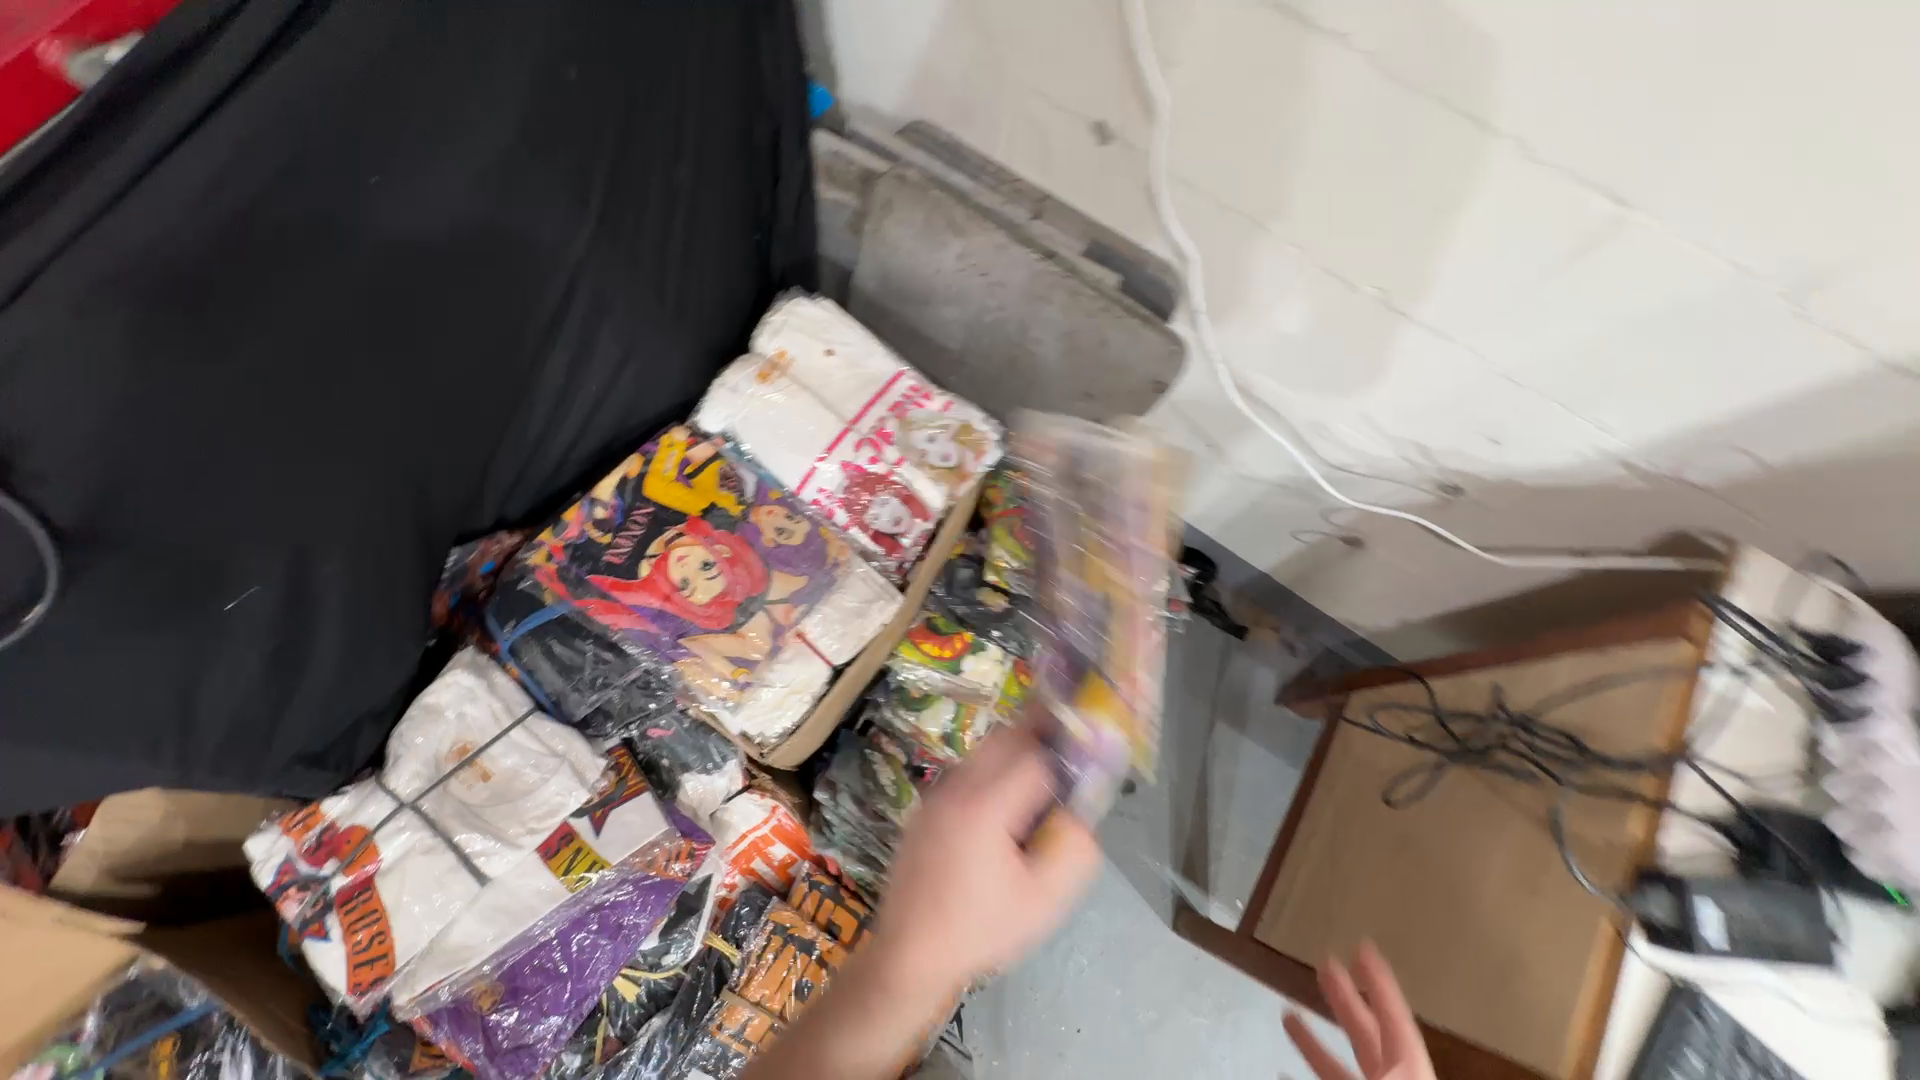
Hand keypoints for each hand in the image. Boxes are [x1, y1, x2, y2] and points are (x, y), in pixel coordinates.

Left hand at [867, 725, 1101, 993]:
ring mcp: (935, 795)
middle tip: (1064, 765)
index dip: (1063, 759)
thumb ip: (1074, 850)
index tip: (1080, 773)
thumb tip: (1081, 813)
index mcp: (986, 805)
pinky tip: (1001, 814)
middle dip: (1039, 741)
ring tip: (1036, 790)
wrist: (910, 954)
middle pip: (1006, 737)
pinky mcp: (925, 808)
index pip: (1034, 754)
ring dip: (1014, 755)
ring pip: (983, 751)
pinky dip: (990, 774)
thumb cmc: (980, 929)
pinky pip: (965, 772)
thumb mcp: (1043, 901)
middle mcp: (956, 787)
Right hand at [1283, 941, 1435, 1079]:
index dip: (1378, 979)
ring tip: (1287, 1013)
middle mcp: (1393, 1074)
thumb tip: (1332, 1033)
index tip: (1362, 943)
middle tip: (1325, 961)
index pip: (1392, 1013)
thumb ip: (1364, 1045)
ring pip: (1340, 1063)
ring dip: (1313, 1039)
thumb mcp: (1395, 1074)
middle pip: (1366, 1031)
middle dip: (1344, 996)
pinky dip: (1306, 1071)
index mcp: (1409, 1064)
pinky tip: (1282, 1068)